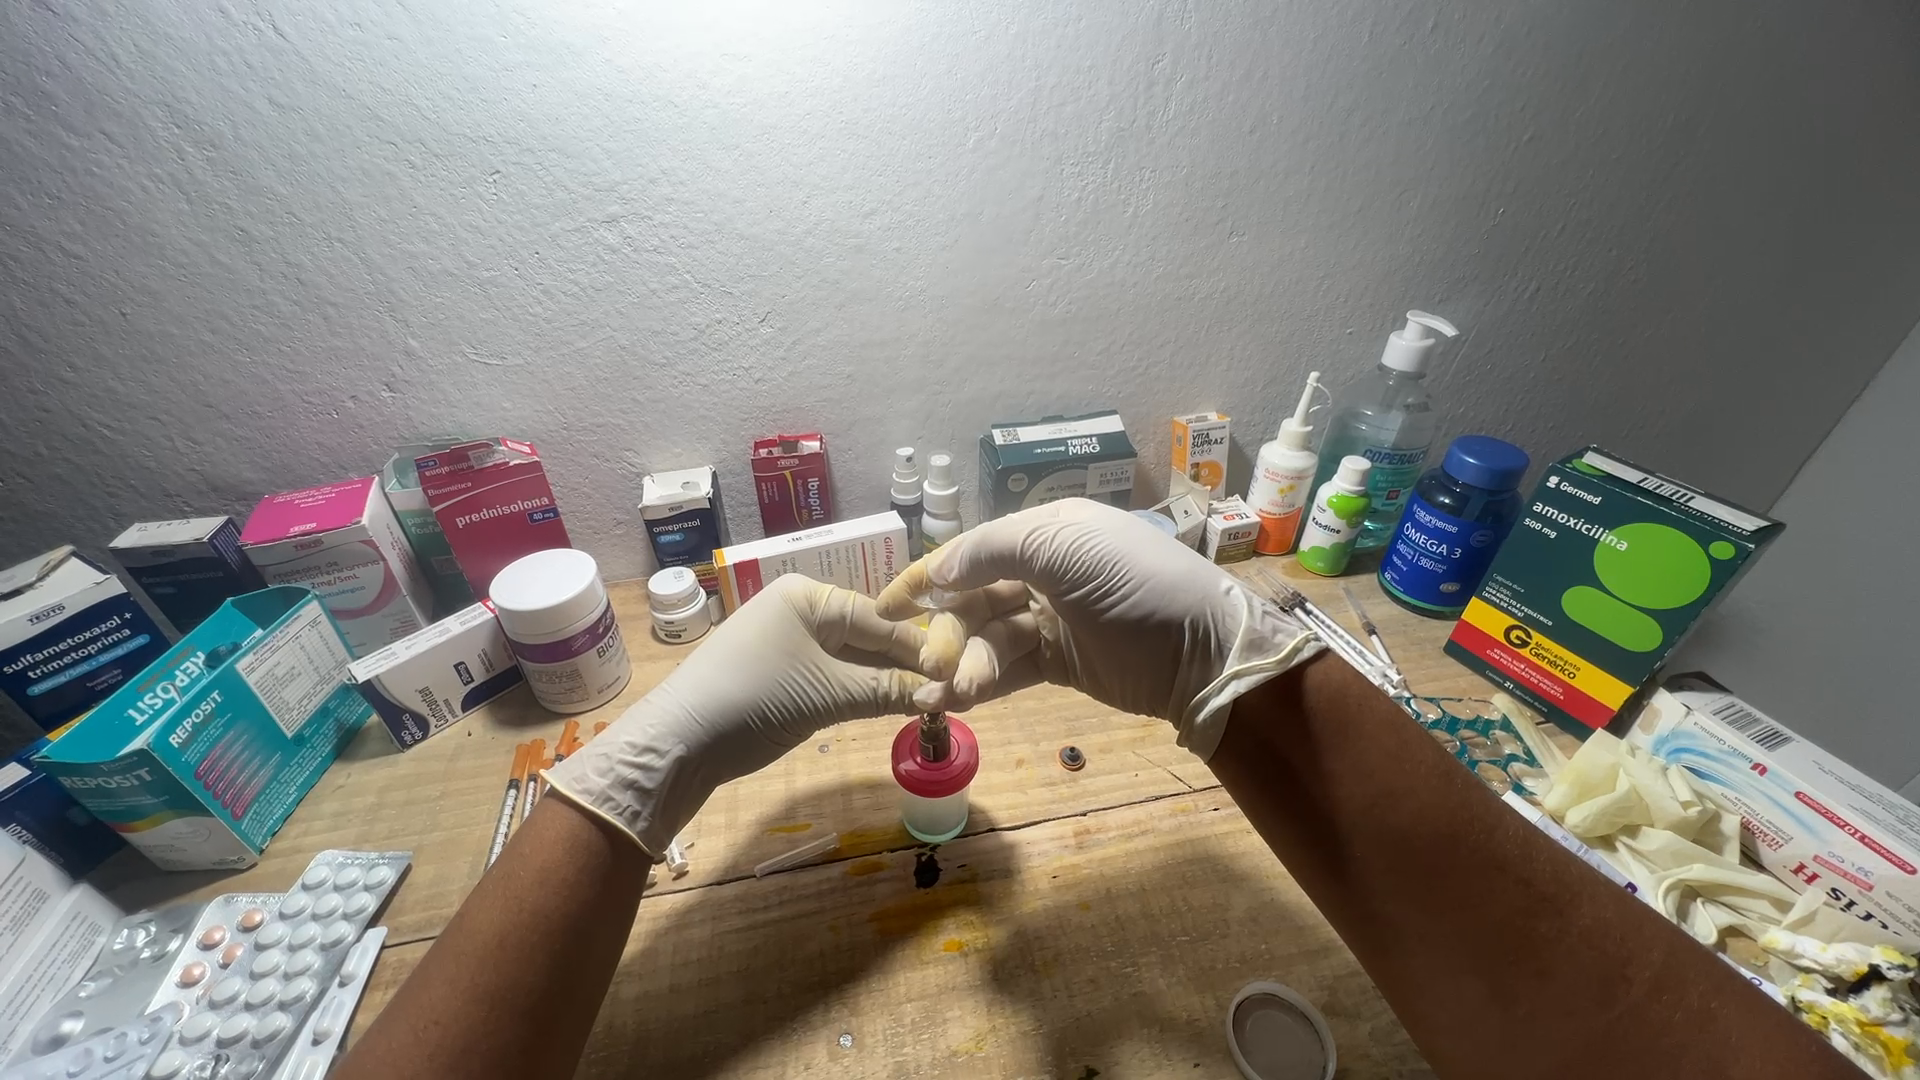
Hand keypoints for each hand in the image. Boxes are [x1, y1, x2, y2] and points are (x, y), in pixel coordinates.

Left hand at [545, 574, 930, 856]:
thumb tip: (942, 693)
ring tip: (926, 697)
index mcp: (807, 595)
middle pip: (866, 635)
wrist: (677, 745)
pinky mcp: (780, 671)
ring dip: (882, 680)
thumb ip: (886, 689)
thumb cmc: (753, 700)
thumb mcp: (827, 694)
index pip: (879, 618)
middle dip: (902, 664)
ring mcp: (787, 640)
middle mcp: (799, 608)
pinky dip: (857, 691)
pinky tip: (888, 703)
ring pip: (850, 658)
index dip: (918, 647)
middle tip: (947, 687)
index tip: (958, 668)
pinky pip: (831, 675)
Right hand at [875, 498, 1318, 758]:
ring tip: (941, 691)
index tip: (884, 603)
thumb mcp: (1064, 548)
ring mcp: (1053, 618)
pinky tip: (954, 699)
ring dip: (962, 662)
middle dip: (947, 628)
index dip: (928, 575)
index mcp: (1048, 531)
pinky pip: (1009, 667)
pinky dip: (981, 682)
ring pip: (988, 636)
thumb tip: (938, 570)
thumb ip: (994, 551)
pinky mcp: (1060, 662)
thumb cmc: (1133, 586)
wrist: (1204, 655)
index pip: (974, 550)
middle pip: (976, 597)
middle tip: (927, 661)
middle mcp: (1046, 570)